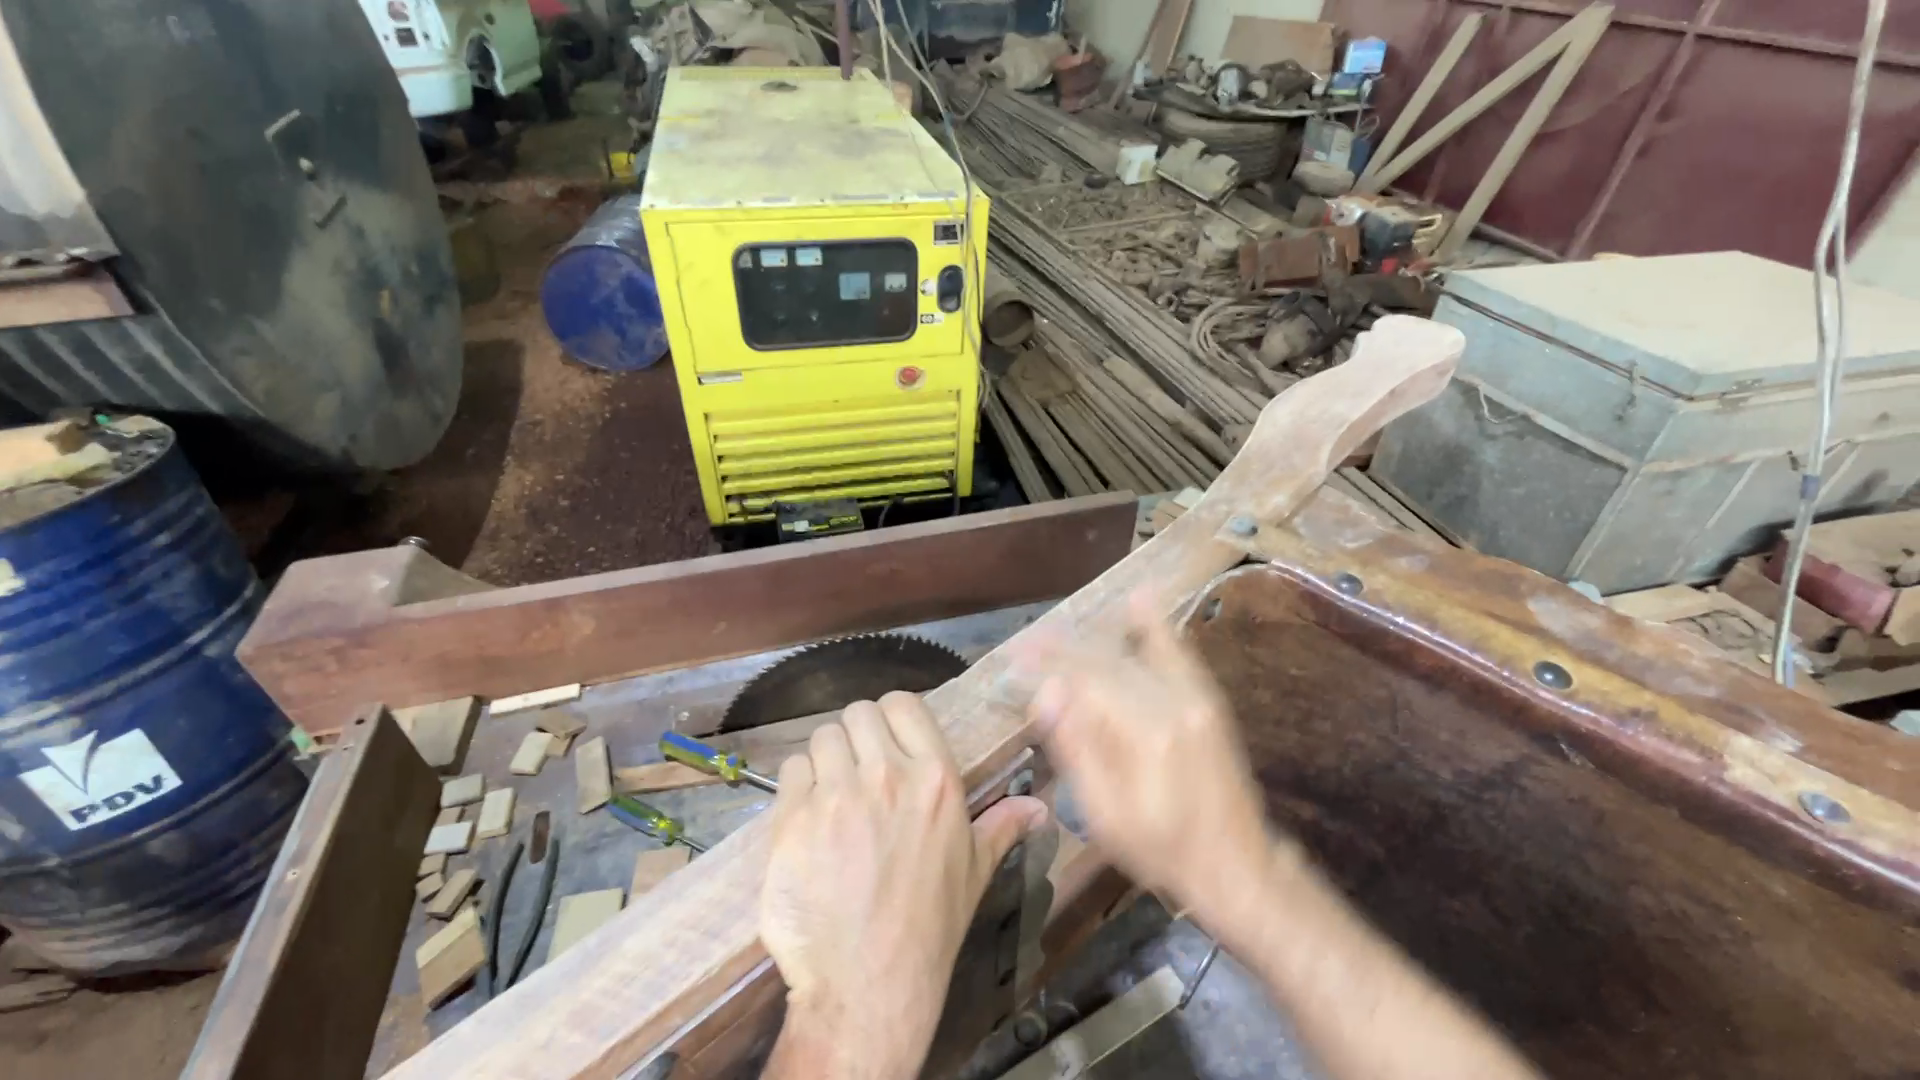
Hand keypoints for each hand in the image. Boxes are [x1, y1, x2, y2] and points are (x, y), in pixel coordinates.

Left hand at [760, 691, 1047, 1079]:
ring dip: (825, 760)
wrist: (868, 983)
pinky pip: (790, 772)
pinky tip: (808, 820)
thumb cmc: (929, 927)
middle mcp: (886, 774)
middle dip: (856, 737)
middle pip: (858, 713)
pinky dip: (797, 787)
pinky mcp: (793, 817)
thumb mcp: (975, 871)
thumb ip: (1002, 825)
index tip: (887, 742)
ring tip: (830, 797)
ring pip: (821, 738)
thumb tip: (1038, 806)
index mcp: (935, 778)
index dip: (891, 718)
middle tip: (857, 772)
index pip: (903, 703)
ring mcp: (837, 794)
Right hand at [1022, 591, 1276, 910]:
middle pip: (1107, 661)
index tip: (1015, 656)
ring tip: (1059, 628)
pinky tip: (1141, 599)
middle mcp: (1172, 702)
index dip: (1047, 664)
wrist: (1238, 866)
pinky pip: (1178, 654)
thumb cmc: (1163, 851)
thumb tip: (1046, 692)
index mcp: (1145, 732)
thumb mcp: (1107, 815)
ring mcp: (1196, 699)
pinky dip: (1156, 627)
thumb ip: (1077, 749)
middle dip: (1063, 647)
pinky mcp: (1208, 702)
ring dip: (1095, 637)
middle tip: (1026, 641)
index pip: (1086, 680)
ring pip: (1137, 653)